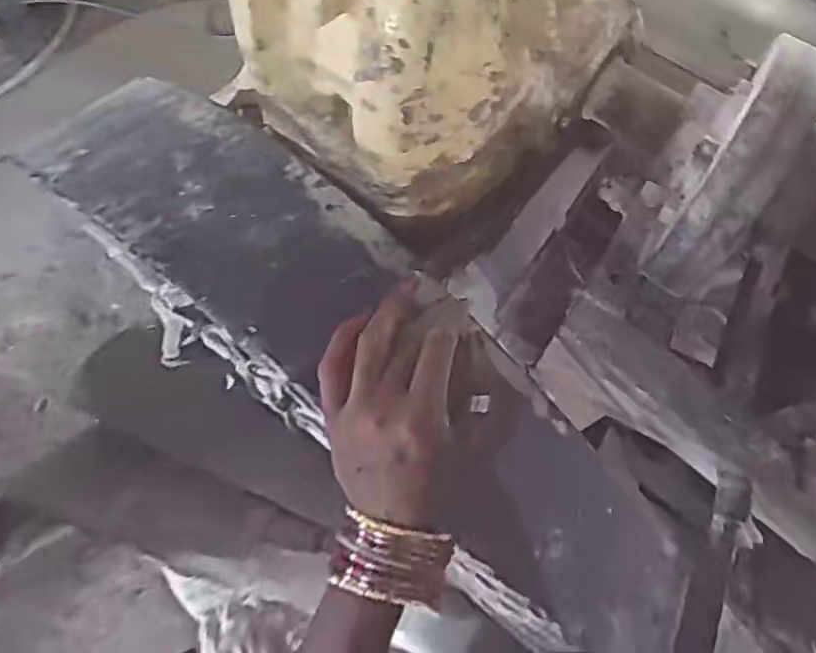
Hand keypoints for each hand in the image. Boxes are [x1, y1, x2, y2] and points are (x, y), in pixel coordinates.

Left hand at [317, 278, 460, 528]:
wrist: (388, 527)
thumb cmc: (437, 484)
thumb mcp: (470, 444)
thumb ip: (482, 399)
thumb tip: (484, 351)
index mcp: (422, 418)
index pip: (436, 350)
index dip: (449, 323)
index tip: (459, 311)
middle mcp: (384, 407)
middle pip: (403, 342)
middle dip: (420, 309)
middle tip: (430, 288)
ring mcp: (352, 410)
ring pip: (368, 345)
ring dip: (386, 312)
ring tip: (401, 292)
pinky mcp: (332, 415)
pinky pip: (331, 367)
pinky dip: (342, 338)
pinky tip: (360, 319)